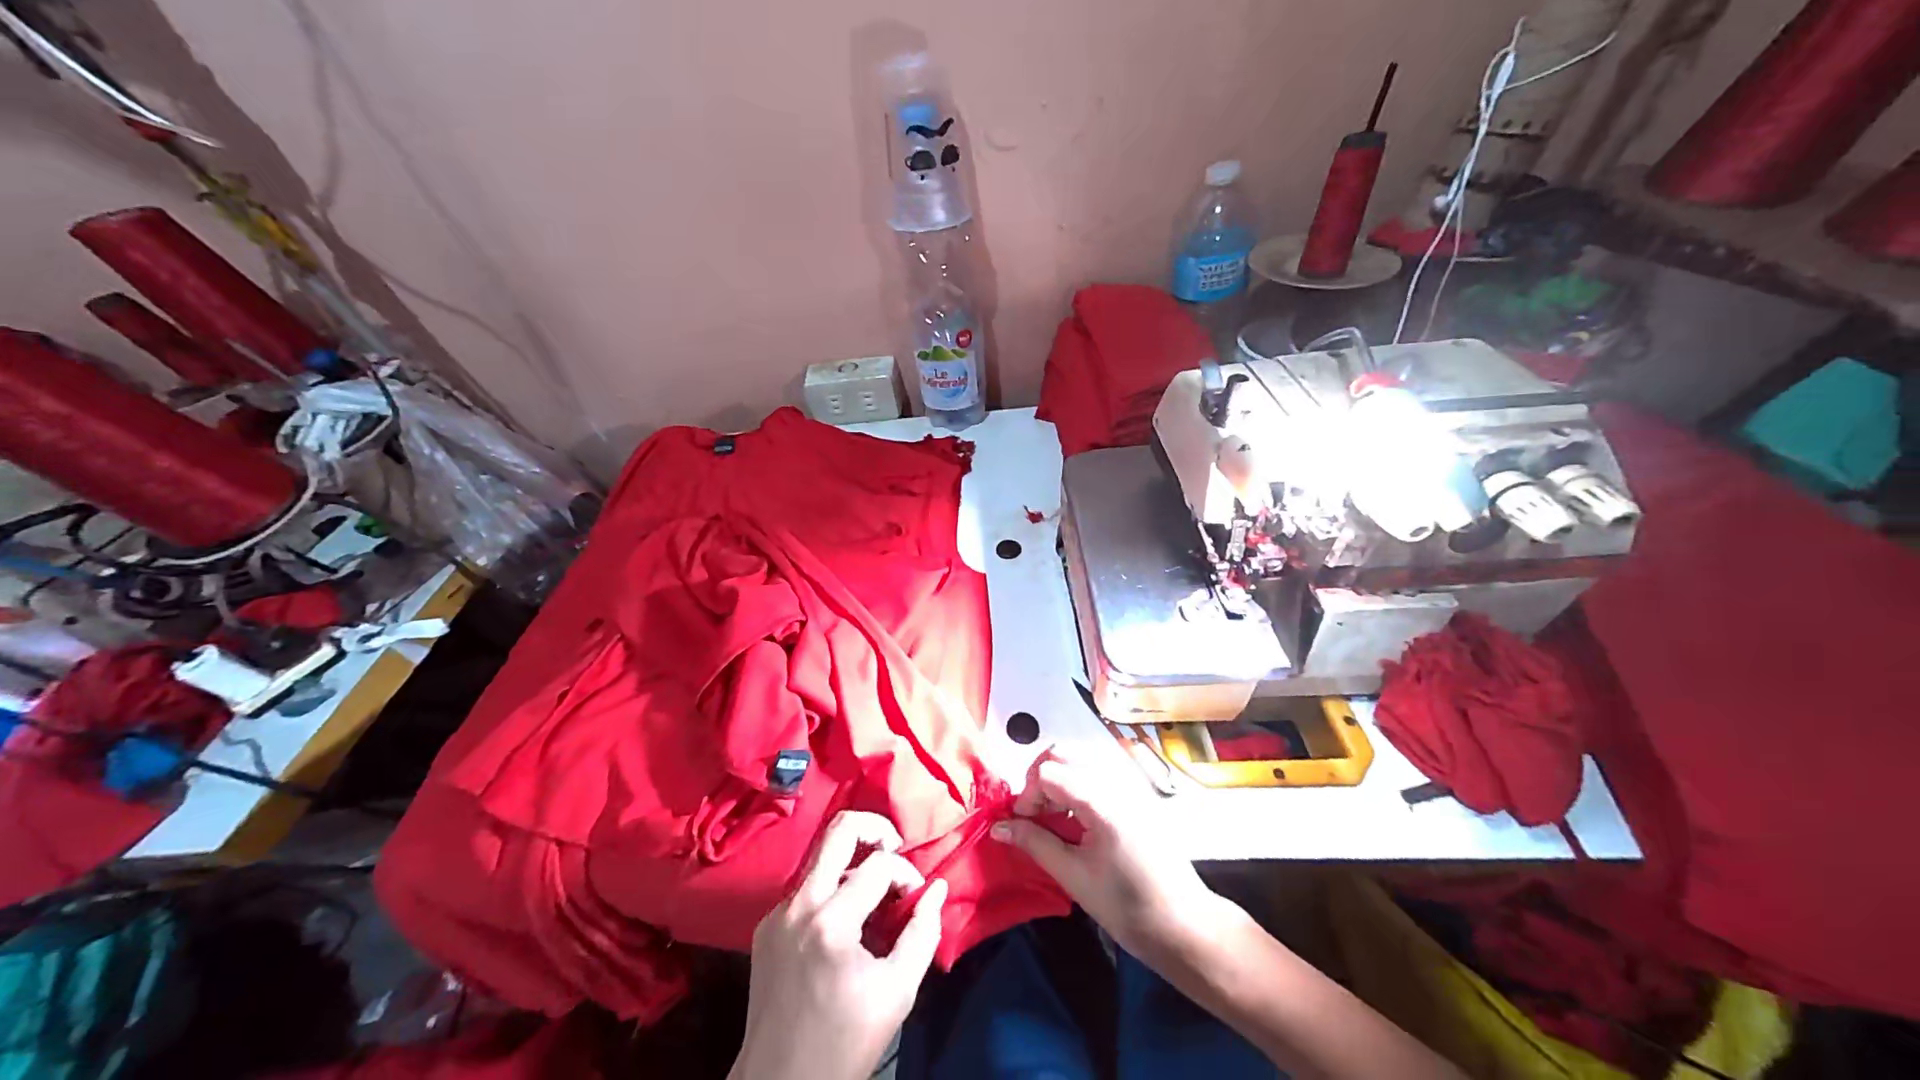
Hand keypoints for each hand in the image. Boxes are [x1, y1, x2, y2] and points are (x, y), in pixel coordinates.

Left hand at [730, 811, 946, 1079]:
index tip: (916, 902)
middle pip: (839, 829)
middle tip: (896, 850)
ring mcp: (777, 913)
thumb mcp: (898, 992)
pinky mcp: (766, 926)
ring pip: (821, 858)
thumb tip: (937, 888)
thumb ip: (923, 932)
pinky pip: (807, 889)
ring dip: (855, 863)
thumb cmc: (845, 1043)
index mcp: (830, 922)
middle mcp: (798, 905)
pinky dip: (833, 891)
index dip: (907, 876)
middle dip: (876, 829)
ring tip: (876, 896)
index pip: (879, 865)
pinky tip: (848, 923)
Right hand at [991, 746, 1218, 962]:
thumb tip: (999, 827)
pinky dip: (1078, 783)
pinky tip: (1077, 817)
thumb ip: (1034, 843)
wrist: (1183, 924)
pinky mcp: (1138, 792)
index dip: (1027, 795)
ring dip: (1059, 778)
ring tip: (1055, 817)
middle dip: (1039, 779)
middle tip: (1035, 816)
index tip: (1022, 825)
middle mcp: (1117, 780)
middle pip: (1064, 753)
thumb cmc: (1126, 905)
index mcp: (1102, 800)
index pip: (1048, 771)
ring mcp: (1131, 783)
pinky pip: (1099, 770)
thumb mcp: (1073, 876)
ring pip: (1081, 758)